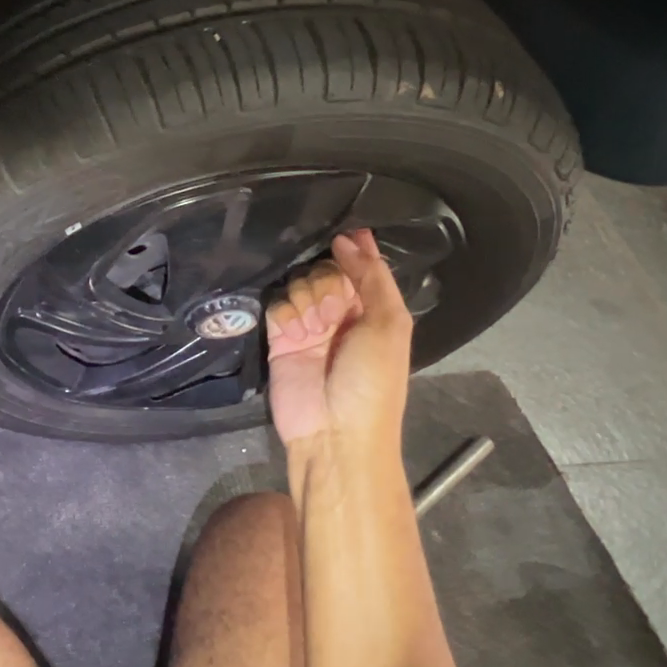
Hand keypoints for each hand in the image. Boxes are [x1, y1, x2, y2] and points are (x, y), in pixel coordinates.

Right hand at [264, 229, 414, 446]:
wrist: (335, 433)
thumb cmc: (373, 381)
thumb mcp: (390, 325)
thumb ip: (373, 277)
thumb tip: (350, 238)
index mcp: (372, 310)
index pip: (358, 266)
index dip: (352, 249)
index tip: (342, 233)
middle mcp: (339, 314)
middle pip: (323, 270)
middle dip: (326, 283)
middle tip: (331, 312)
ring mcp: (308, 325)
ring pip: (298, 283)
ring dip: (306, 300)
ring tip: (313, 330)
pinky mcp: (279, 337)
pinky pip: (276, 305)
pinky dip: (286, 314)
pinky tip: (294, 335)